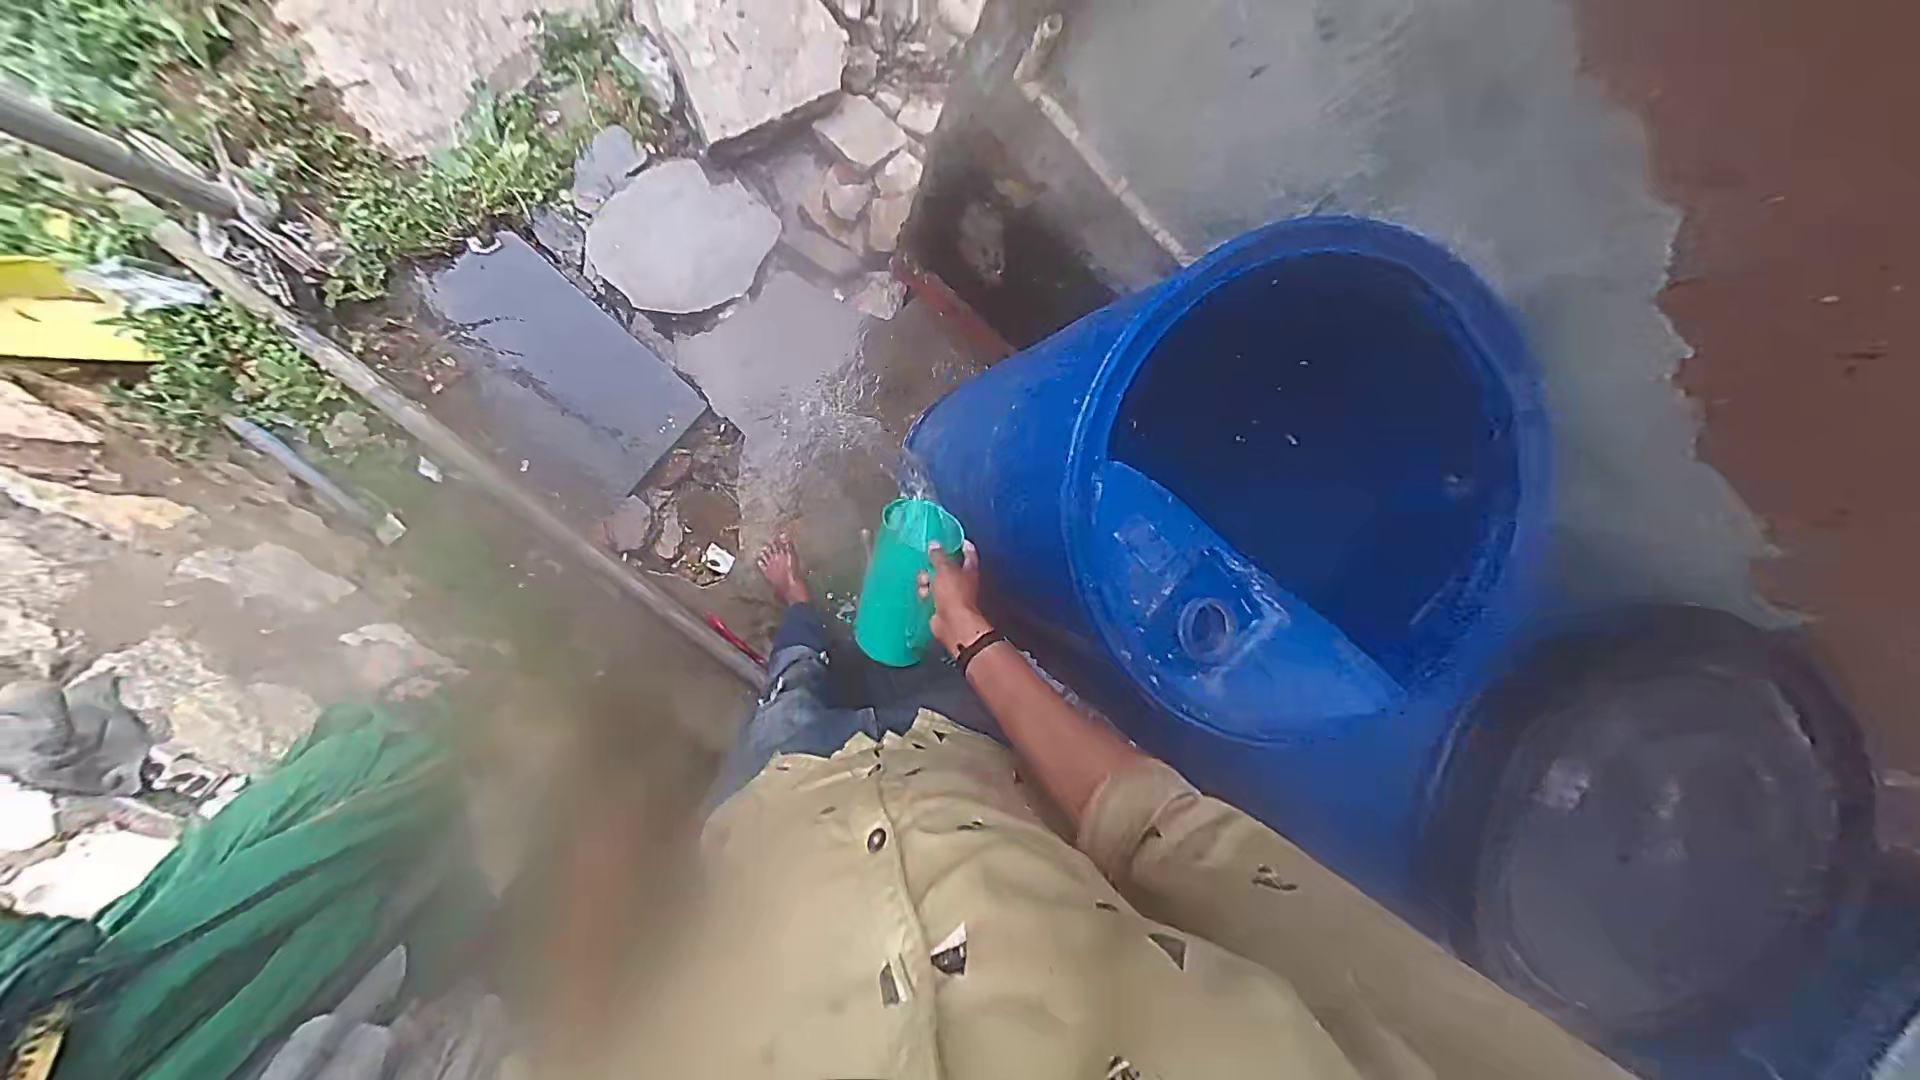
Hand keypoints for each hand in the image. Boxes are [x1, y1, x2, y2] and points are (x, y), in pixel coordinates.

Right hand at [921, 540, 992, 657]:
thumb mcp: (944, 569)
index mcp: (969, 569)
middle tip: (927, 563)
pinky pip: (930, 593)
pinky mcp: (940, 604)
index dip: (963, 545)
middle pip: (946, 566)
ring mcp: (951, 593)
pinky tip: (923, 594)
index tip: (955, 538)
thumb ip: (938, 556)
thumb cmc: (953, 592)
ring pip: (935, 579)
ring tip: (924, 583)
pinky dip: (925, 593)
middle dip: (935, 565)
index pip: (968, 553)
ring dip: (927, 580)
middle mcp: (962, 580)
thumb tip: (934, 544)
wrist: (952, 623)